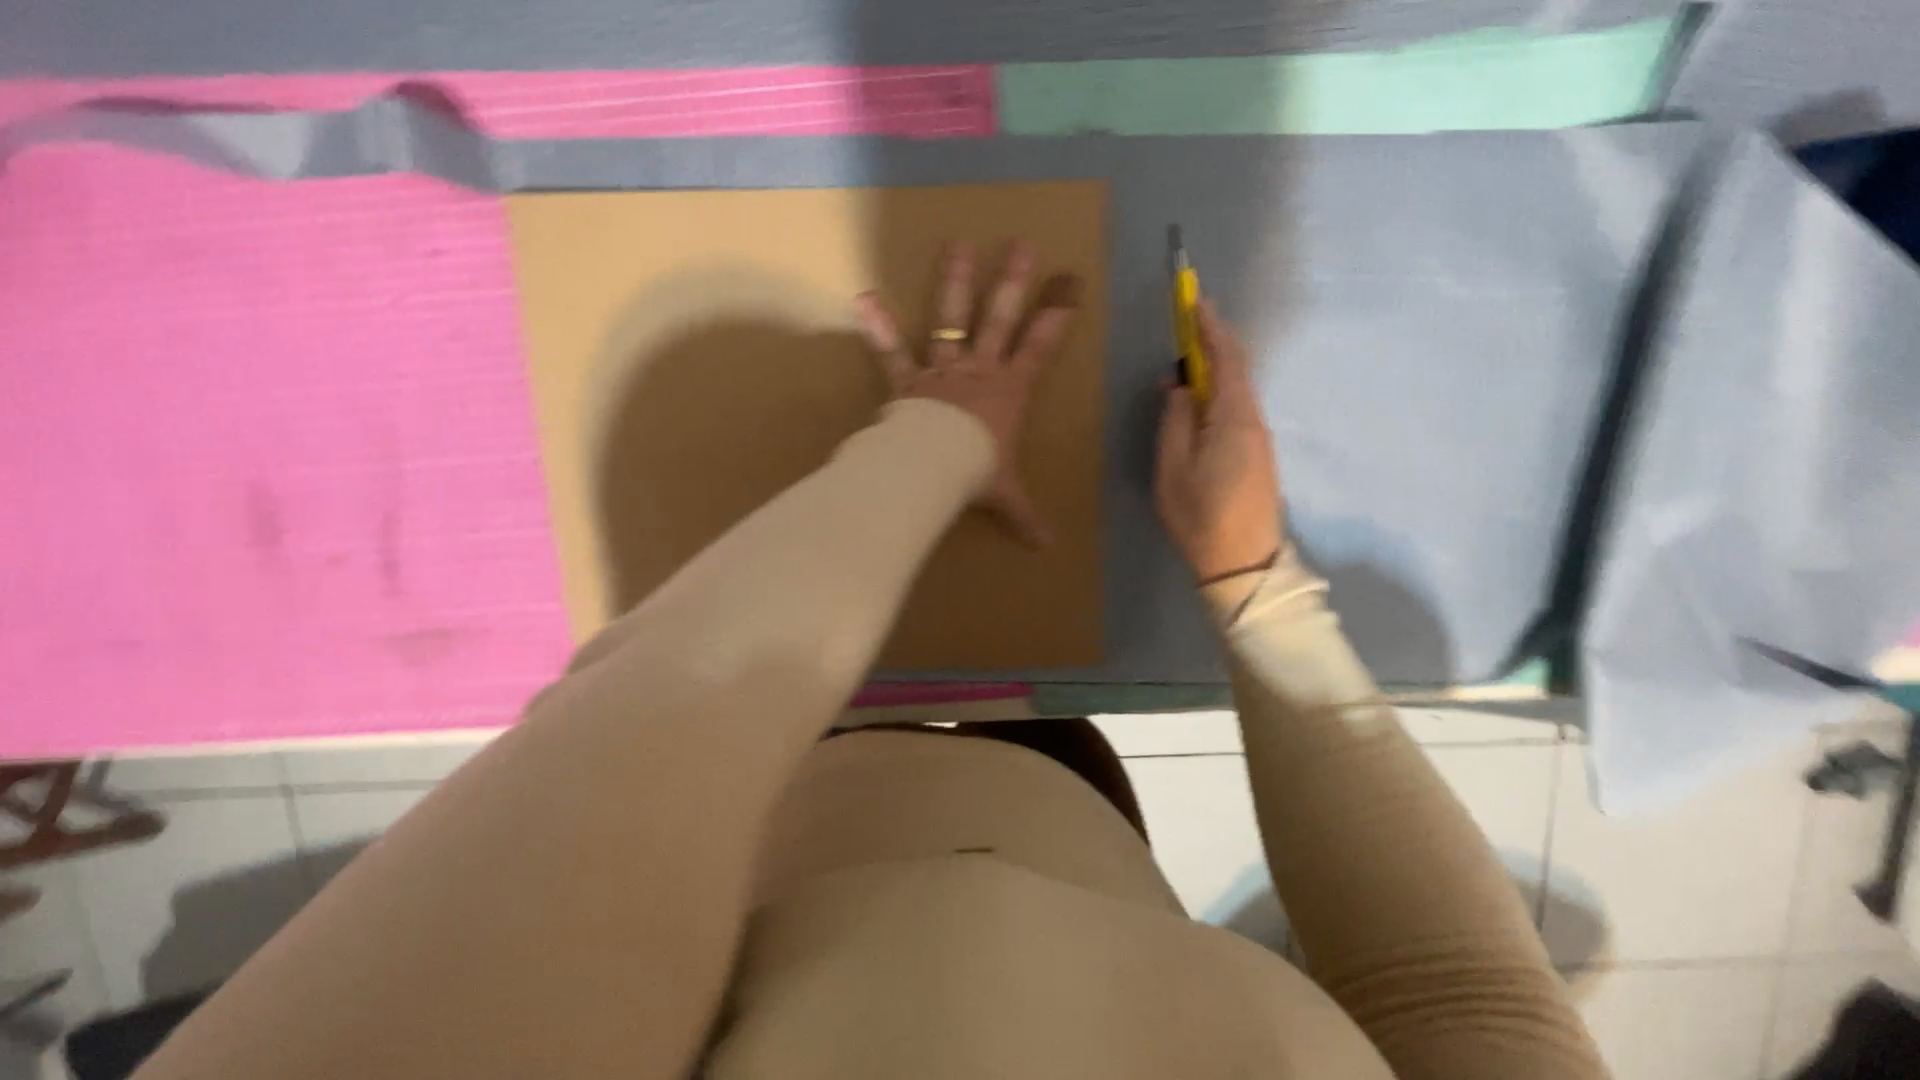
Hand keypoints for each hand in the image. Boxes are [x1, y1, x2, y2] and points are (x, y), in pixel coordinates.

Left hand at [856, 240, 1079, 547]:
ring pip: (950, 319)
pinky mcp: (908, 382)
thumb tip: (1047, 547)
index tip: (1071, 281)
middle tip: (1022, 243)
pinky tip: (864, 296)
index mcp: (1010, 392)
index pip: (1041, 347)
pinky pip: (892, 353)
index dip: (1057, 315)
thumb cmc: (976, 474)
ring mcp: (942, 371)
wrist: (934, 469)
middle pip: (999, 318)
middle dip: (1013, 281)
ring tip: (958, 245)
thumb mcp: (1005, 494)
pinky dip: (877, 328)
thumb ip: (1025, 515)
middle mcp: (979, 371)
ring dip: (955, 283)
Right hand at [1154, 302, 1284, 610]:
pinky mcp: (1258, 455)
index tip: (1196, 301)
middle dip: (1213, 343)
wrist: (1245, 564)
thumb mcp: (1173, 469)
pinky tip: (1200, 403)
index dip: (1211, 328)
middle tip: (1188, 325)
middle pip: (1236, 371)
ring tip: (1187, 363)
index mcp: (1233, 419)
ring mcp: (1260, 439)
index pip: (1226, 359)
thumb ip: (1174, 421)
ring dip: (1215, 370)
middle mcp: (1254, 421)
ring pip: (1237, 391)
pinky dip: (1219, 393)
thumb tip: (1179, 386)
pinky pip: (1238, 410)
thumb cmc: (1201, 517)